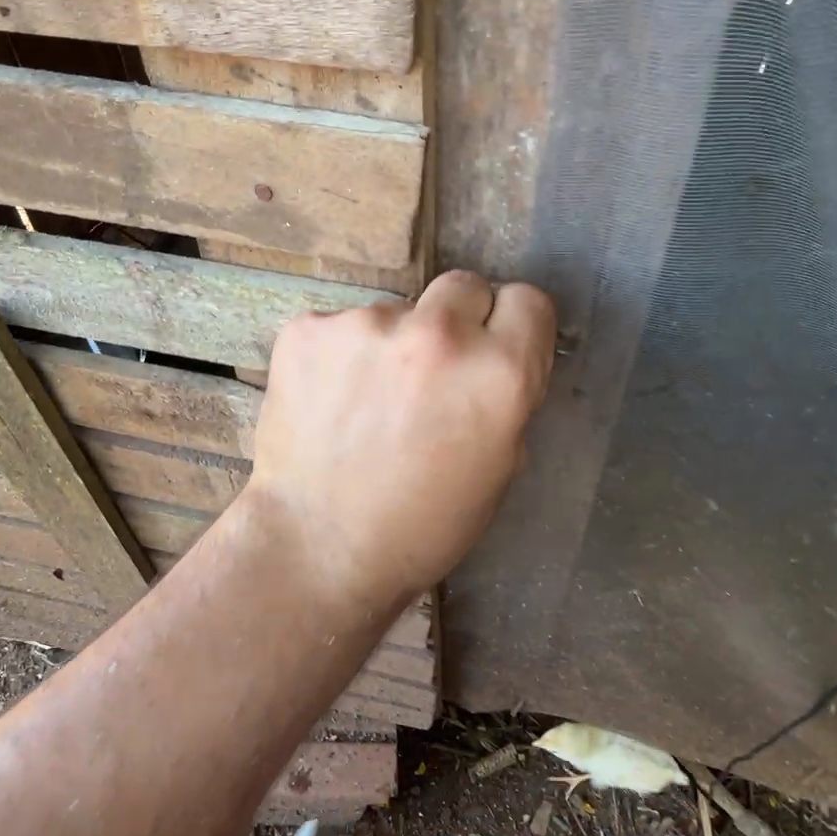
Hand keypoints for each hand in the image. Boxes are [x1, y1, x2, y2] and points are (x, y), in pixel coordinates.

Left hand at [247, 271, 555, 609]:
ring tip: (366, 407)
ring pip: (395, 312)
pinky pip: (341, 328)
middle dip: (458, 322)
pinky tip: (329, 405)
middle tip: (431, 374)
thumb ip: (506, 399)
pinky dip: (340, 357)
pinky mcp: (307, 330)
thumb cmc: (421, 527)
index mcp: (498, 373)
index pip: (528, 301)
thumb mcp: (498, 469)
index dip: (513, 329)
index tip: (495, 351)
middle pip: (464, 286)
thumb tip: (495, 361)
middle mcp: (436, 334)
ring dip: (391, 344)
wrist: (317, 549)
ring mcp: (365, 325)